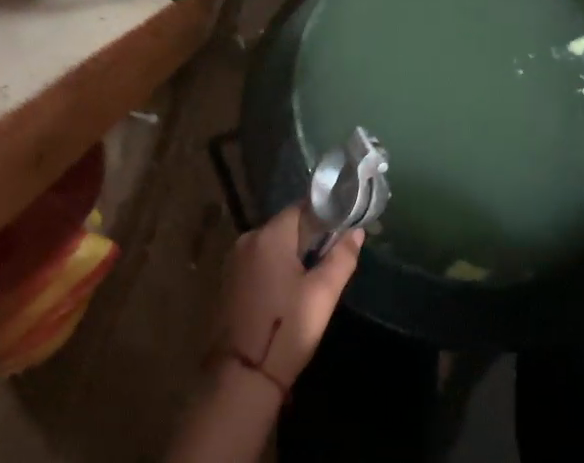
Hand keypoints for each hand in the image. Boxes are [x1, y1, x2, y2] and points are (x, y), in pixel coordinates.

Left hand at [218, 206, 362, 389]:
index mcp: (269, 235)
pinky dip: (275, 269)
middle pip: (285, 226)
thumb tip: (356, 231)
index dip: (325, 216)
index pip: (301, 208)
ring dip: (292, 256)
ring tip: (313, 280)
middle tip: (332, 260)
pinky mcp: (227, 283)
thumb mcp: (323, 293)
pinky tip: (288, 294)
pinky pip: (258, 263)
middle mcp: (246, 240)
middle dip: (310, 238)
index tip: (343, 231)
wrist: (242, 375)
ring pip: (271, 246)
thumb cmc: (286, 329)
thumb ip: (341, 257)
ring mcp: (233, 261)